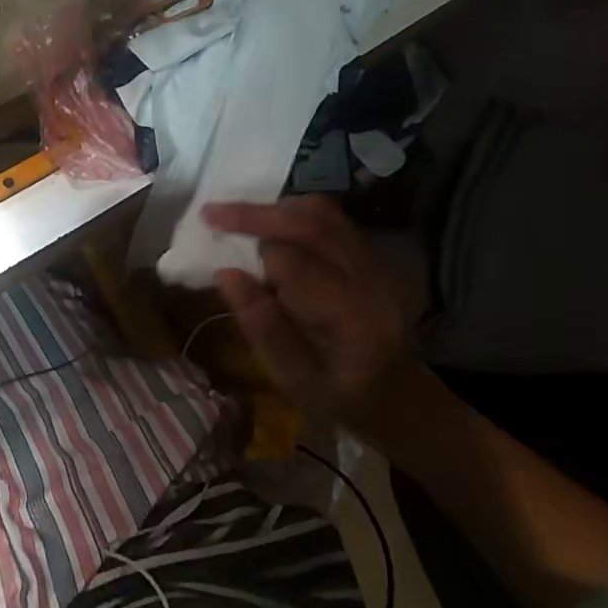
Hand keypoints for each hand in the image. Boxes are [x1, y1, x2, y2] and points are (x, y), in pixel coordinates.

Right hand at [203, 196, 428, 430]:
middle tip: (213, 213)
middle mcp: (378, 282)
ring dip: (278, 211)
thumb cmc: (338, 396)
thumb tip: (225, 273)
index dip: (257, 256)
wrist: (394, 394)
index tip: (225, 258)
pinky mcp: (380, 255)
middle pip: (316, 225)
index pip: (298, 264)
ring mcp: (385, 265)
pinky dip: (296, 217)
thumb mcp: (293, 380)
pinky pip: (334, 221)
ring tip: (240, 219)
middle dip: (259, 214)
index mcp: (356, 320)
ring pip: (326, 214)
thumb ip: (262, 327)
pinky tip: (271, 229)